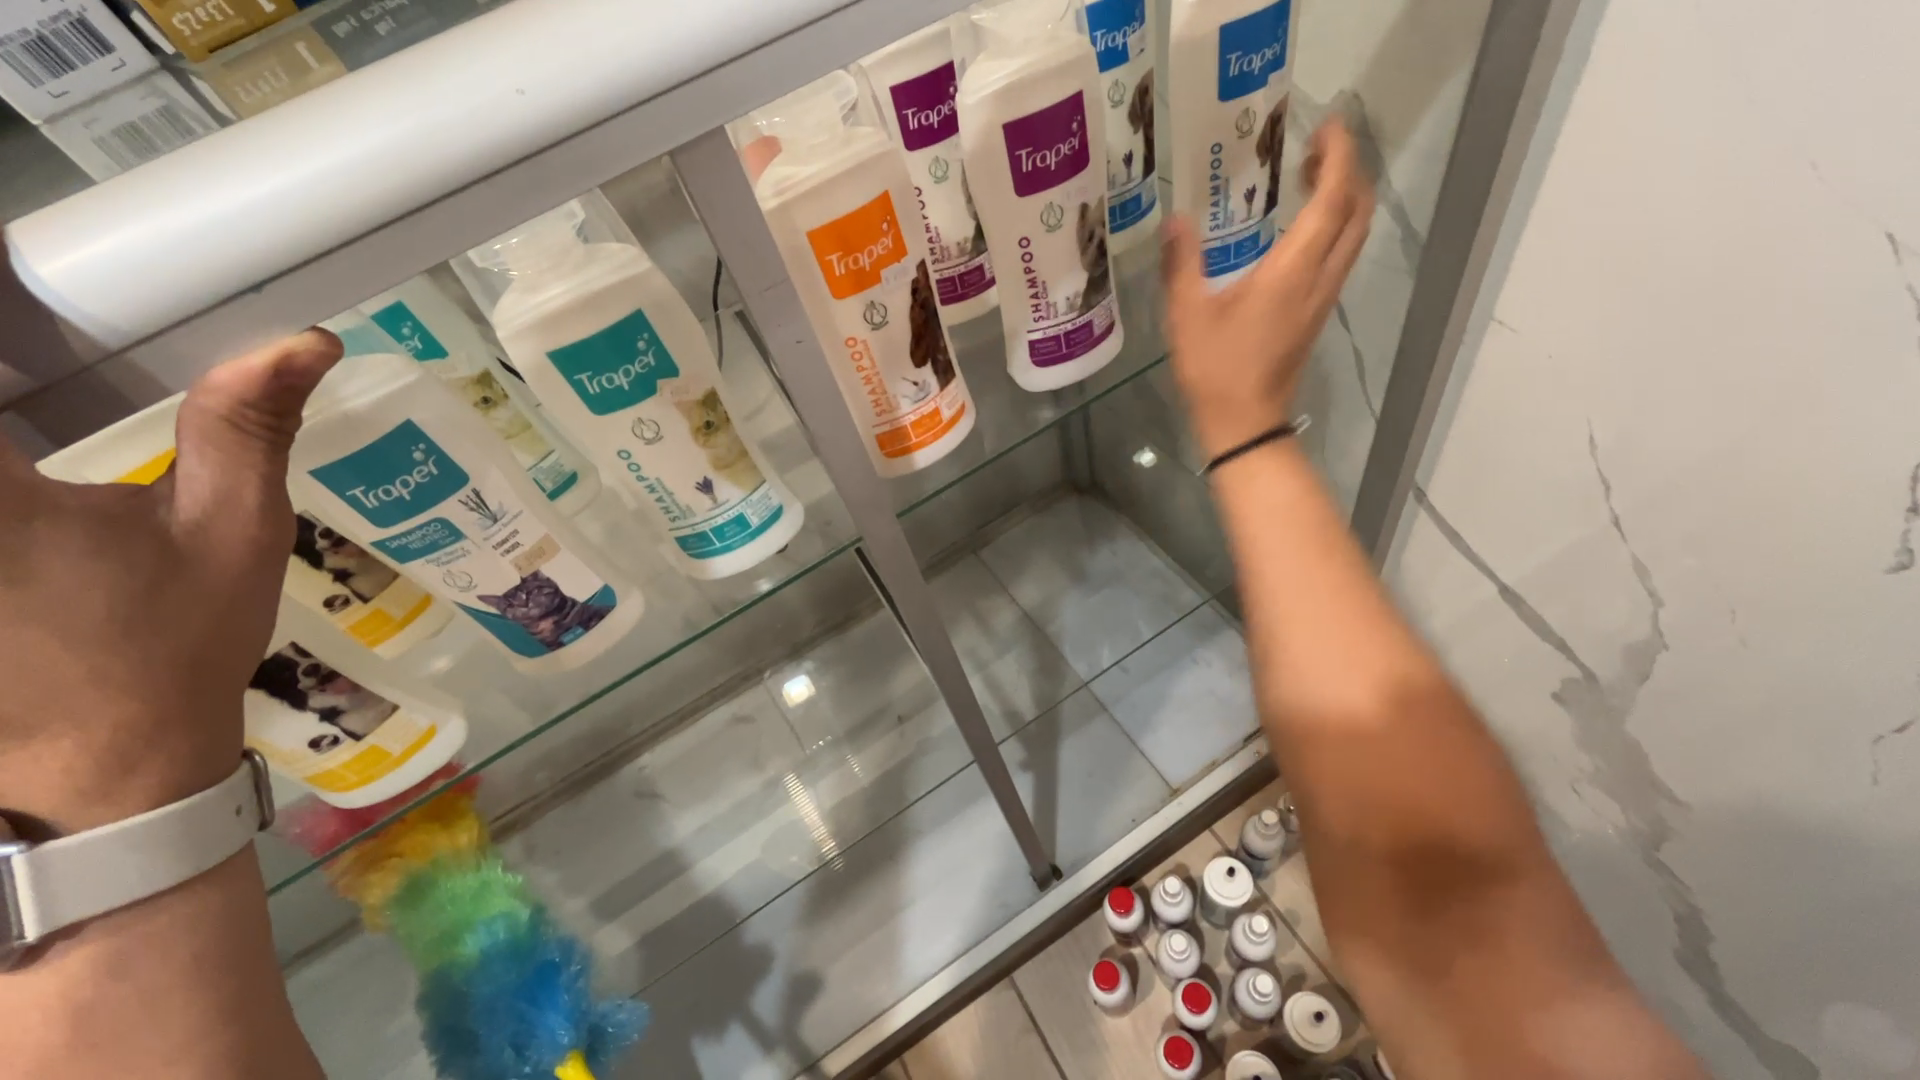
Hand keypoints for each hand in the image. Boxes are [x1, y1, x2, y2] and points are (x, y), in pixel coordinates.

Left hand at [0, 331, 340, 834]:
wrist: (105, 764)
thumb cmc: (174, 644)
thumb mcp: (234, 529)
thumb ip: (247, 426)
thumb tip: (305, 340)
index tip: (34, 276)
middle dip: (7, 360)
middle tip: (42, 330)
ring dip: (5, 401)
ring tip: (36, 391)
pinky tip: (22, 427)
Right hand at [1161, 119, 1375, 458]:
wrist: (1245, 421)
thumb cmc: (1216, 369)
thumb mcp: (1187, 315)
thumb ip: (1182, 263)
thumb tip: (1176, 219)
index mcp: (1293, 271)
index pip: (1333, 200)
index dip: (1338, 157)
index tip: (1327, 124)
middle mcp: (1321, 277)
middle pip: (1357, 211)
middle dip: (1348, 169)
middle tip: (1318, 144)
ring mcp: (1324, 295)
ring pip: (1354, 232)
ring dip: (1344, 196)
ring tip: (1310, 172)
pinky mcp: (1318, 310)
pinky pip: (1341, 252)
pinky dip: (1334, 223)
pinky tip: (1301, 221)